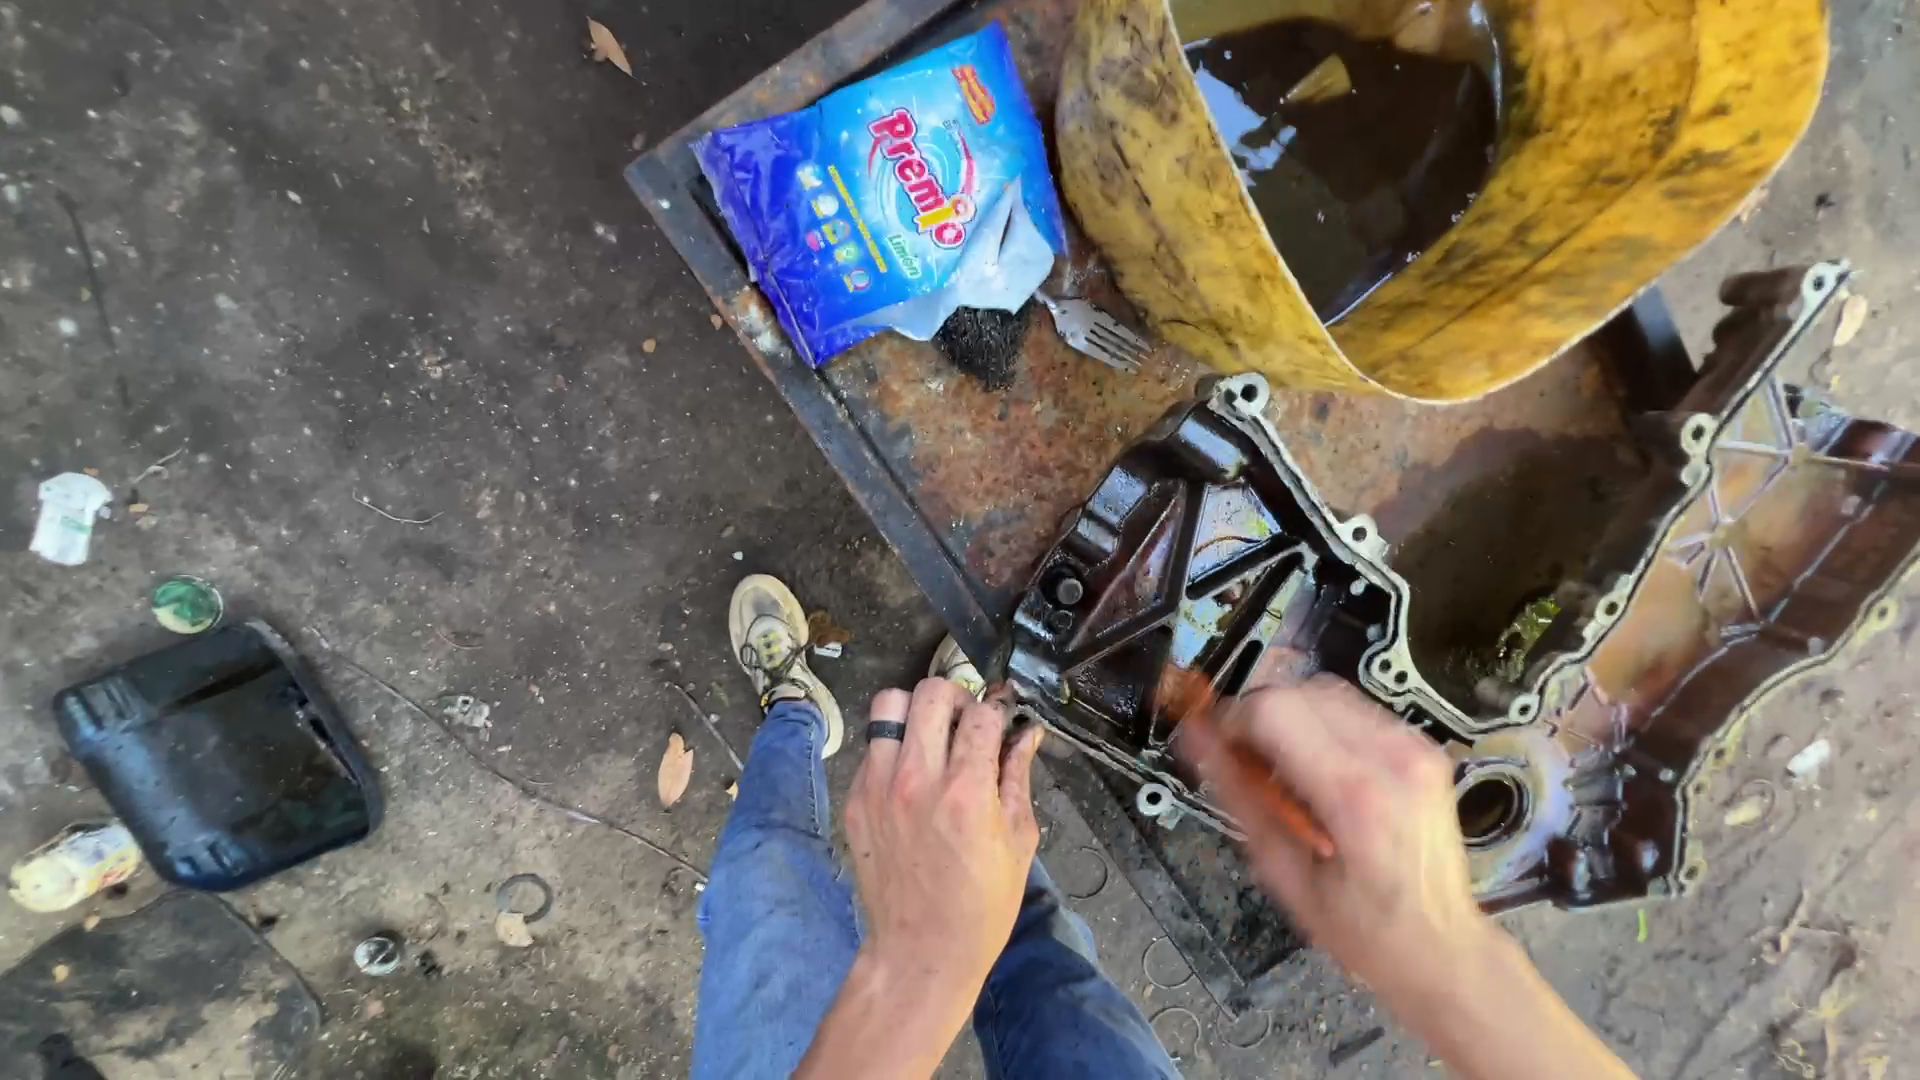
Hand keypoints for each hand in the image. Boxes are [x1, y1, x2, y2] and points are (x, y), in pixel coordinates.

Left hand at [798, 678, 1044, 1078]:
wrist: (919, 954)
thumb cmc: (981, 905)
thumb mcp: (1018, 841)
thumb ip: (1018, 775)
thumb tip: (1027, 732)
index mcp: (966, 791)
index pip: (981, 713)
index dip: (998, 707)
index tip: (1002, 715)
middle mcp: (916, 779)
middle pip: (930, 693)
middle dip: (957, 698)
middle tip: (966, 723)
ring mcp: (878, 787)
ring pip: (888, 704)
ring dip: (917, 713)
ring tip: (932, 738)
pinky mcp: (855, 800)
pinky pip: (872, 746)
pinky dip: (894, 746)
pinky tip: (910, 774)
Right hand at [1180, 677, 1638, 1079]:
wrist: (1440, 945)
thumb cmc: (1365, 925)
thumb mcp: (1280, 866)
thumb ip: (1235, 792)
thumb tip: (1197, 738)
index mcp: (1354, 794)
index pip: (1272, 709)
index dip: (1231, 719)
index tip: (1217, 739)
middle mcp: (1391, 759)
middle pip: (1294, 691)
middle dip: (1256, 717)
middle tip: (1246, 757)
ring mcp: (1412, 748)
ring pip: (1320, 689)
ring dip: (1288, 717)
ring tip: (1284, 764)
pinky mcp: (1421, 746)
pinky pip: (1350, 706)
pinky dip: (1319, 723)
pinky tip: (1317, 764)